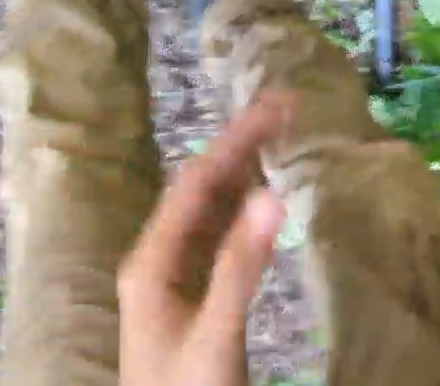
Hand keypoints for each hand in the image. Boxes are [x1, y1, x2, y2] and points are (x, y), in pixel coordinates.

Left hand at [118, 95, 290, 385]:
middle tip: (287, 106)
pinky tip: (266, 188)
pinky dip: (246, 203)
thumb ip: (241, 266)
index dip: (235, 138)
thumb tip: (273, 192)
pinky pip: (222, 231)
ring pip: (214, 205)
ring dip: (245, 167)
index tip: (274, 105)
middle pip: (204, 185)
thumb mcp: (215, 334)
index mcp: (152, 259)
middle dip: (242, 143)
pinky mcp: (196, 291)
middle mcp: (161, 256)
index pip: (197, 181)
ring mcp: (178, 274)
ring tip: (282, 130)